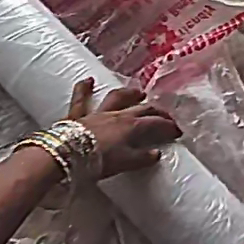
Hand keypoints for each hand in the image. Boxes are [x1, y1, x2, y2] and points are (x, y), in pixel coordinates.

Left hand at [65, 77, 179, 176]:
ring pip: (117, 98)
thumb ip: (141, 158)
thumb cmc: (97, 161)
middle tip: (166, 117)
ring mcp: (97, 113)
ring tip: (139, 92)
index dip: (168, 126)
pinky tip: (88, 80)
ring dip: (129, 94)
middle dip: (157, 112)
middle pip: (142, 109)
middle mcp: (117, 115)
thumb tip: (157, 154)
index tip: (177, 131)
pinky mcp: (78, 115)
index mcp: (131, 126)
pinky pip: (81, 99)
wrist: (65, 155)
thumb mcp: (124, 163)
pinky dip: (84, 89)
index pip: (156, 123)